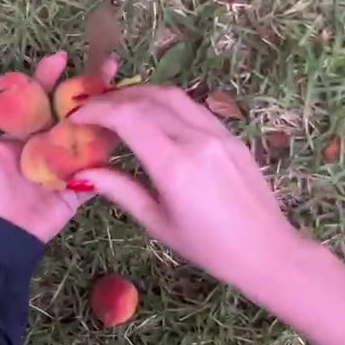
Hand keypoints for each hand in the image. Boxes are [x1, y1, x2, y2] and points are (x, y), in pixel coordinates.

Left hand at [0, 52, 108, 242]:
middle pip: (70, 108)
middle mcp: (46, 142)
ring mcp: (65, 163)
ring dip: (107, 113)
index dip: (49, 75)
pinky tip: (128, 130)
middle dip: (89, 86)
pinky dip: (111, 152)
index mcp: (23, 130)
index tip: (62, 57)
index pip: (38, 95)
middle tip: (108, 66)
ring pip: (90, 132)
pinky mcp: (79, 186)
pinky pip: (98, 167)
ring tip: (125, 93)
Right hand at [64, 85, 301, 291]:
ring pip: (171, 95)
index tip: (76, 117)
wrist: (267, 250)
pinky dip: (163, 102)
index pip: (127, 118)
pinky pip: (191, 106)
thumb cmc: (208, 247)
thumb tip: (80, 173)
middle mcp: (196, 139)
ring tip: (116, 106)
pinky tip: (151, 115)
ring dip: (138, 94)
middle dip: (112, 99)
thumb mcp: (157, 222)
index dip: (97, 111)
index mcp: (174, 164)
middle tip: (90, 109)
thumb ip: (119, 190)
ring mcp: (217, 132)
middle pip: (146, 99)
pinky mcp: (230, 134)